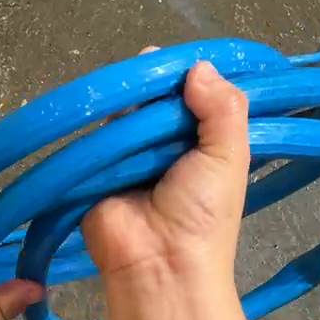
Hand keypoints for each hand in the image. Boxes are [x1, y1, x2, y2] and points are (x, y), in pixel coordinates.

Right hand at [82, 60, 250, 289]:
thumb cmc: (202, 213)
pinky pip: (91, 139)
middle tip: (144, 60)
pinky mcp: (92, 171)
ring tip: (119, 82)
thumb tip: (197, 66)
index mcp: (199, 143)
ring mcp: (124, 158)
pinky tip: (92, 103)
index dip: (186, 74)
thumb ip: (223, 108)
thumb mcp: (229, 156)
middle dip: (148, 83)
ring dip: (120, 100)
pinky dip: (92, 123)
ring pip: (120, 115)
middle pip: (152, 101)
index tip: (179, 55)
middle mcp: (161, 147)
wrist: (159, 264)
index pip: (192, 96)